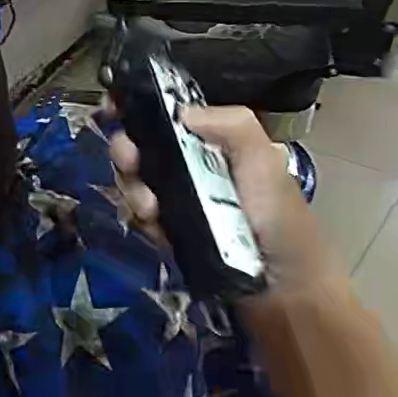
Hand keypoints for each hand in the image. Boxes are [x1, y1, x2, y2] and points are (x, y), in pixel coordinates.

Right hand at [106, 105, 343, 304]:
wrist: (284, 289)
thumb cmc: (278, 218)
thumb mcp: (264, 161)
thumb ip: (232, 125)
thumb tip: (179, 114)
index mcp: (213, 145)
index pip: (168, 119)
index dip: (138, 111)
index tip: (113, 107)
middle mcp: (192, 168)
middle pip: (142, 149)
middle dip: (126, 151)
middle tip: (128, 159)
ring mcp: (179, 202)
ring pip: (136, 184)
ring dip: (132, 189)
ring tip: (149, 206)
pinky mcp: (171, 234)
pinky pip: (142, 219)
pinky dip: (141, 219)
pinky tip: (153, 225)